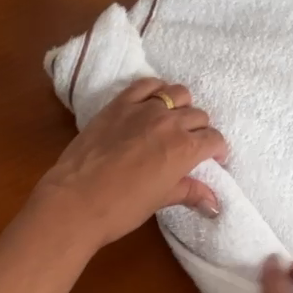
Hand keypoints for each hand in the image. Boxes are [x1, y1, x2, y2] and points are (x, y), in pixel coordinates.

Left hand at [24, 78, 229, 249]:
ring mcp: (143, 108)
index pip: (213, 140)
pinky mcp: (119, 103)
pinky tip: (153, 102)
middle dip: (200, 130)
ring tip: (173, 122)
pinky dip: (155, 90)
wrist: (76, 200)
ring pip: (177, 93)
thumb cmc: (120, 208)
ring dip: (182, 106)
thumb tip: (215, 204)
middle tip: (190, 146)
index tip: (213, 160)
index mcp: (184, 149)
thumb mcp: (159, 201)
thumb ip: (189, 192)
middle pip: (198, 115)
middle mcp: (169, 122)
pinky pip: (146, 84)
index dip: (217, 150)